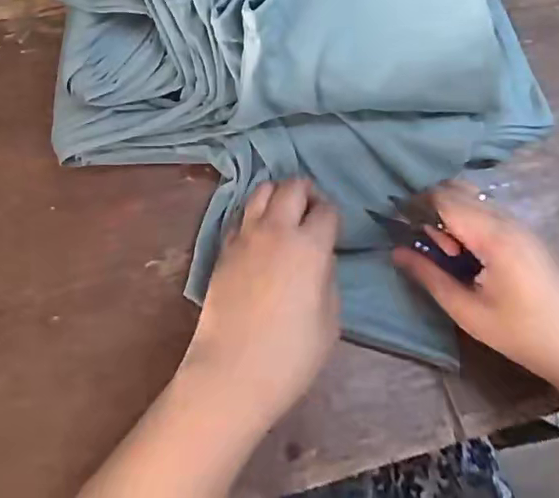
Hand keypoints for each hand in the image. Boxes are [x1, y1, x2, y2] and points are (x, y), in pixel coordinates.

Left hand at [180, 179, 340, 432]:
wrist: (230, 371)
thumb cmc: (289, 356)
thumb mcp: (329, 322)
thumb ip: (328, 279)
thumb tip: (319, 260)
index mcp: (308, 246)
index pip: (327, 210)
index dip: (334, 217)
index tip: (334, 232)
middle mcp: (276, 229)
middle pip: (292, 187)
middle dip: (308, 192)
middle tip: (313, 212)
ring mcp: (245, 235)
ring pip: (262, 190)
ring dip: (278, 194)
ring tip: (285, 214)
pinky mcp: (224, 247)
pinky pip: (242, 214)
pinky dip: (255, 213)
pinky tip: (261, 234)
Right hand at [391, 183, 558, 399]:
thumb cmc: (524, 336)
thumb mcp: (469, 313)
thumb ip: (430, 277)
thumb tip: (396, 251)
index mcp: (493, 234)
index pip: (443, 197)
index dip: (414, 205)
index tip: (396, 224)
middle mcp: (508, 219)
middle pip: (457, 191)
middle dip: (431, 208)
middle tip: (425, 245)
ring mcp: (521, 225)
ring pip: (472, 199)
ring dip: (451, 215)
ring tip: (449, 255)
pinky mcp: (528, 235)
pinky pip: (488, 212)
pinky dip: (468, 222)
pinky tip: (469, 257)